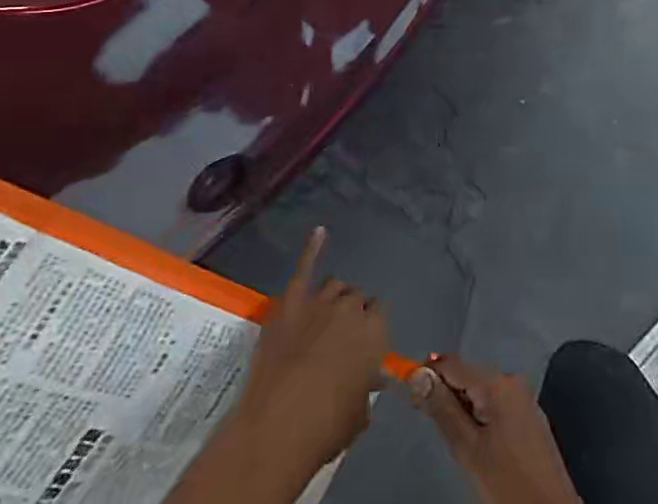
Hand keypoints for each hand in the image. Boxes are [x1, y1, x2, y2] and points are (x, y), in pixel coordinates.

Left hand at [166, 227, 387, 503]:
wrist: (277, 425)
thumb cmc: (327, 427)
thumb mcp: (359, 412)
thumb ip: (366, 385)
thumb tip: (370, 376)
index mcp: (375, 335)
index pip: (380, 315)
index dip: (373, 328)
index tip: (366, 342)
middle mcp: (350, 310)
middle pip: (357, 298)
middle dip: (355, 311)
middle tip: (345, 334)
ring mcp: (317, 301)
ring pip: (334, 286)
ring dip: (336, 296)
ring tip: (330, 313)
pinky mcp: (288, 301)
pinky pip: (304, 268)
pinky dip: (312, 248)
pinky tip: (320, 230)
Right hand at [410, 356, 581, 503]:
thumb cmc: (507, 484)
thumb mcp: (467, 448)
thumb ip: (441, 407)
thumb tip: (416, 374)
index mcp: (497, 385)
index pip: (450, 364)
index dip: (426, 375)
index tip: (409, 395)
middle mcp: (512, 382)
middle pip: (465, 375)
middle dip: (443, 393)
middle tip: (428, 419)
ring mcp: (524, 400)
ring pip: (478, 391)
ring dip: (460, 406)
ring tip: (453, 436)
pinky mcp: (529, 418)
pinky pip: (494, 404)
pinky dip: (478, 415)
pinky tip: (475, 441)